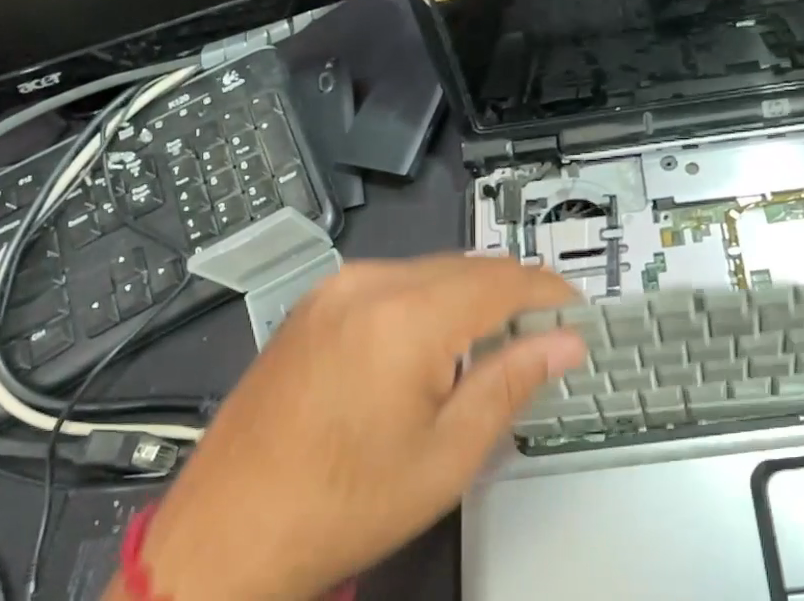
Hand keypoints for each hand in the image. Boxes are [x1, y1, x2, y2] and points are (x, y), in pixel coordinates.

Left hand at [123, 257, 586, 600]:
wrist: (226, 535)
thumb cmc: (341, 505)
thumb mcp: (446, 456)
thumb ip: (511, 384)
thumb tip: (563, 344)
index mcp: (403, 318)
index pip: (502, 280)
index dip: (549, 294)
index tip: (576, 314)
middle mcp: (365, 286)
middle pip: (466, 267)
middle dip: (514, 294)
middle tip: (546, 336)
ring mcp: (332, 291)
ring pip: (430, 270)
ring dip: (472, 296)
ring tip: (498, 344)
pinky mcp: (312, 306)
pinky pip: (391, 283)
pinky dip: (429, 300)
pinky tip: (437, 343)